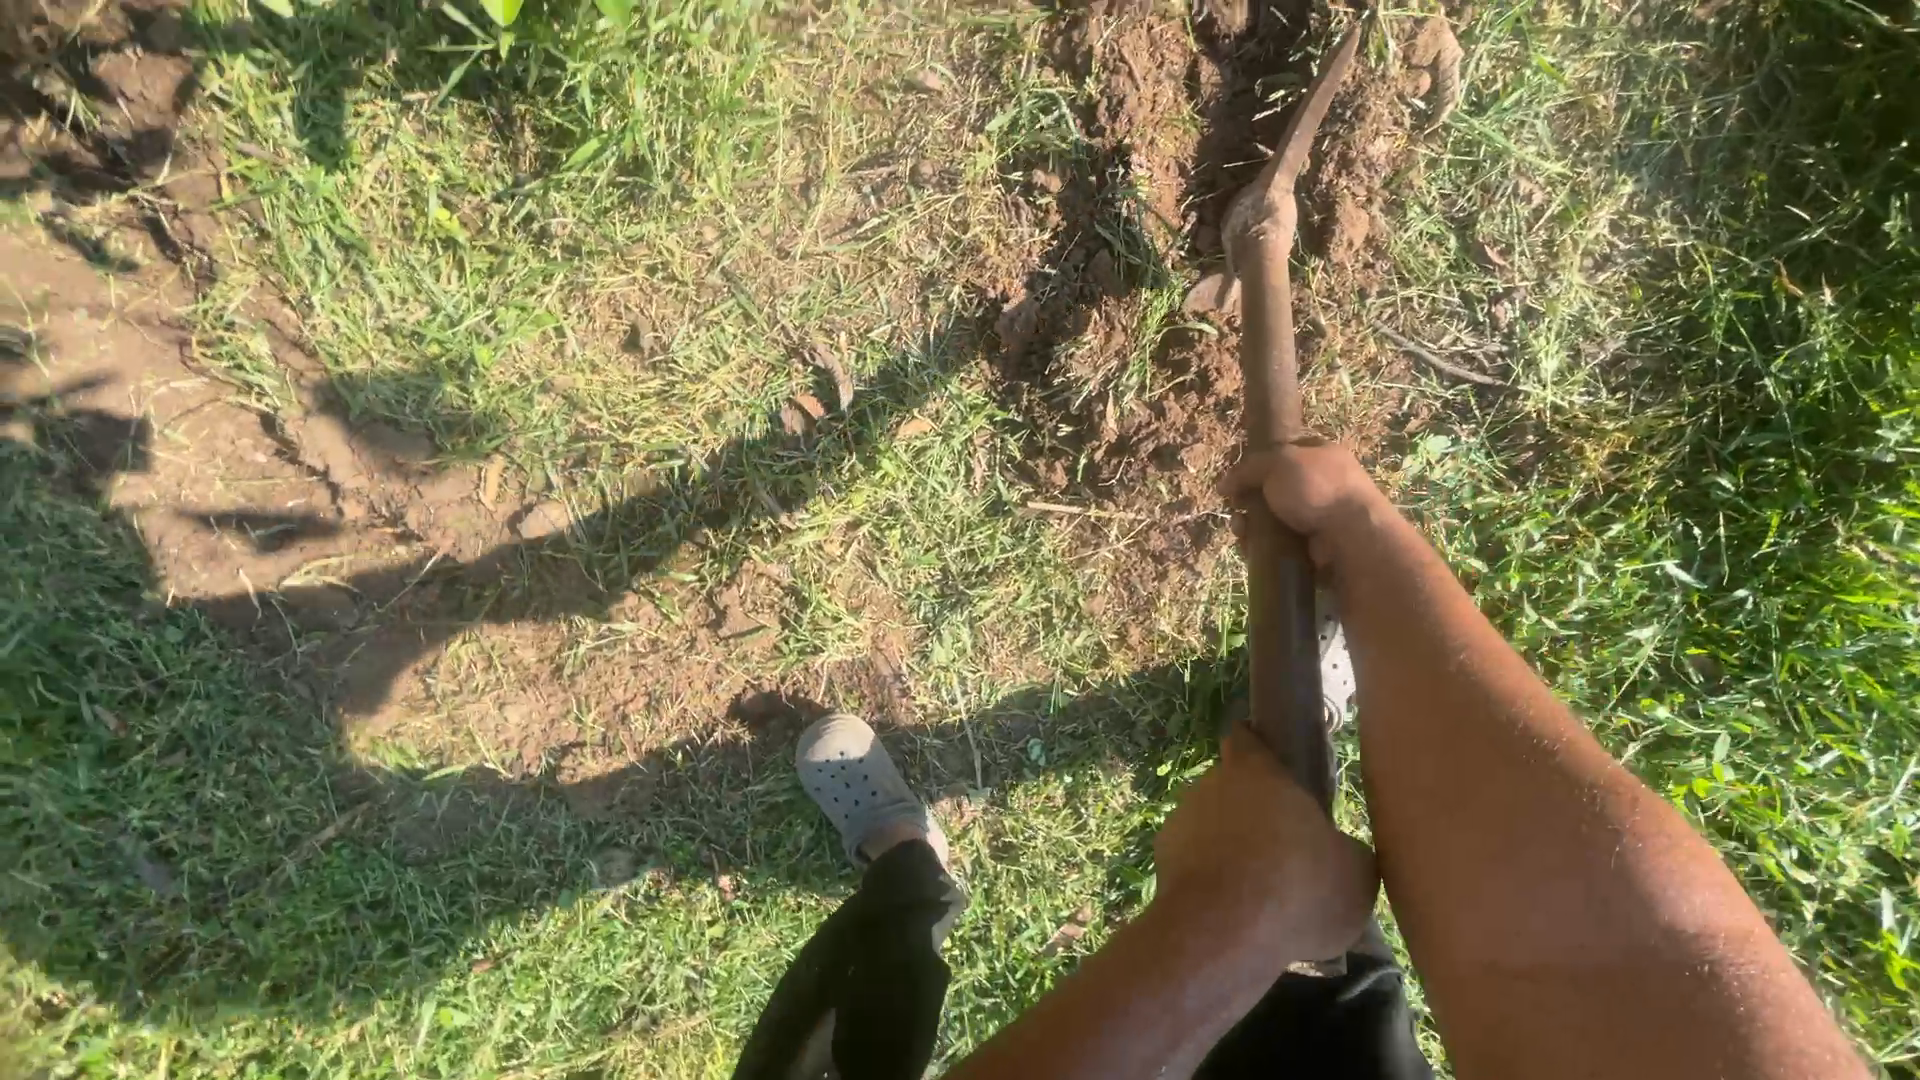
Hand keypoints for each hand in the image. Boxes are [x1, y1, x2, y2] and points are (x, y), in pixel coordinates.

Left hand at [1152, 727, 1378, 962]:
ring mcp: (1182, 819)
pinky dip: (1211, 877)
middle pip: (1232, 787)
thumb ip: (1343, 847)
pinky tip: (1232, 910)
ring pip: (1212, 825)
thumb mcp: (1355, 872)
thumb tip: (1334, 849)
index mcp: (1257, 773)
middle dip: (1253, 814)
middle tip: (1283, 852)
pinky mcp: (1163, 856)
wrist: (1224, 932)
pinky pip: (1194, 859)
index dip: (1255, 746)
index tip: (1268, 761)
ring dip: (1230, 847)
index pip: (1247, 739)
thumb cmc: (1297, 888)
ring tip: (1260, 893)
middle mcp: (1212, 784)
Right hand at [1216, 440, 1388, 569]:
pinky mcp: (1308, 545)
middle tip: (1235, 504)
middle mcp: (1318, 483)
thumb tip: (1224, 485)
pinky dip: (1259, 544)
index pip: (1282, 450)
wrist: (1350, 537)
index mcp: (1319, 454)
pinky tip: (1250, 545)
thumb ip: (1248, 468)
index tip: (1237, 473)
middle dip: (1247, 497)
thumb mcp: (1278, 462)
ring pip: (1268, 516)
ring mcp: (1314, 515)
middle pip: (1270, 487)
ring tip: (1241, 529)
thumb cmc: (1317, 488)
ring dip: (1249, 522)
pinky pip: (1274, 542)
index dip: (1256, 460)